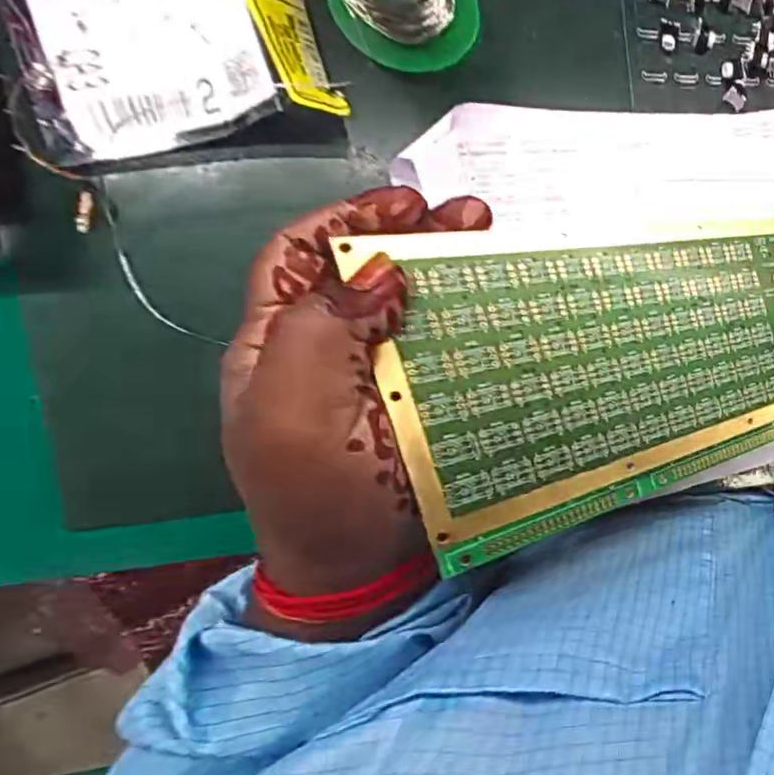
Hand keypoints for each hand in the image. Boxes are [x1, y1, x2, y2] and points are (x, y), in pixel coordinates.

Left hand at [221, 186, 489, 637]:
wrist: (360, 571)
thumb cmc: (316, 495)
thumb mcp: (293, 410)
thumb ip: (321, 329)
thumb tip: (377, 268)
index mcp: (278, 343)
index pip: (302, 257)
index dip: (348, 220)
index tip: (405, 204)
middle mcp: (329, 349)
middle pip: (363, 272)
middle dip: (410, 234)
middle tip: (467, 216)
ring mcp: (380, 375)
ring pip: (409, 305)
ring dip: (445, 270)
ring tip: (488, 242)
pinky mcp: (424, 400)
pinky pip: (444, 347)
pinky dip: (469, 318)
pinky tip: (494, 302)